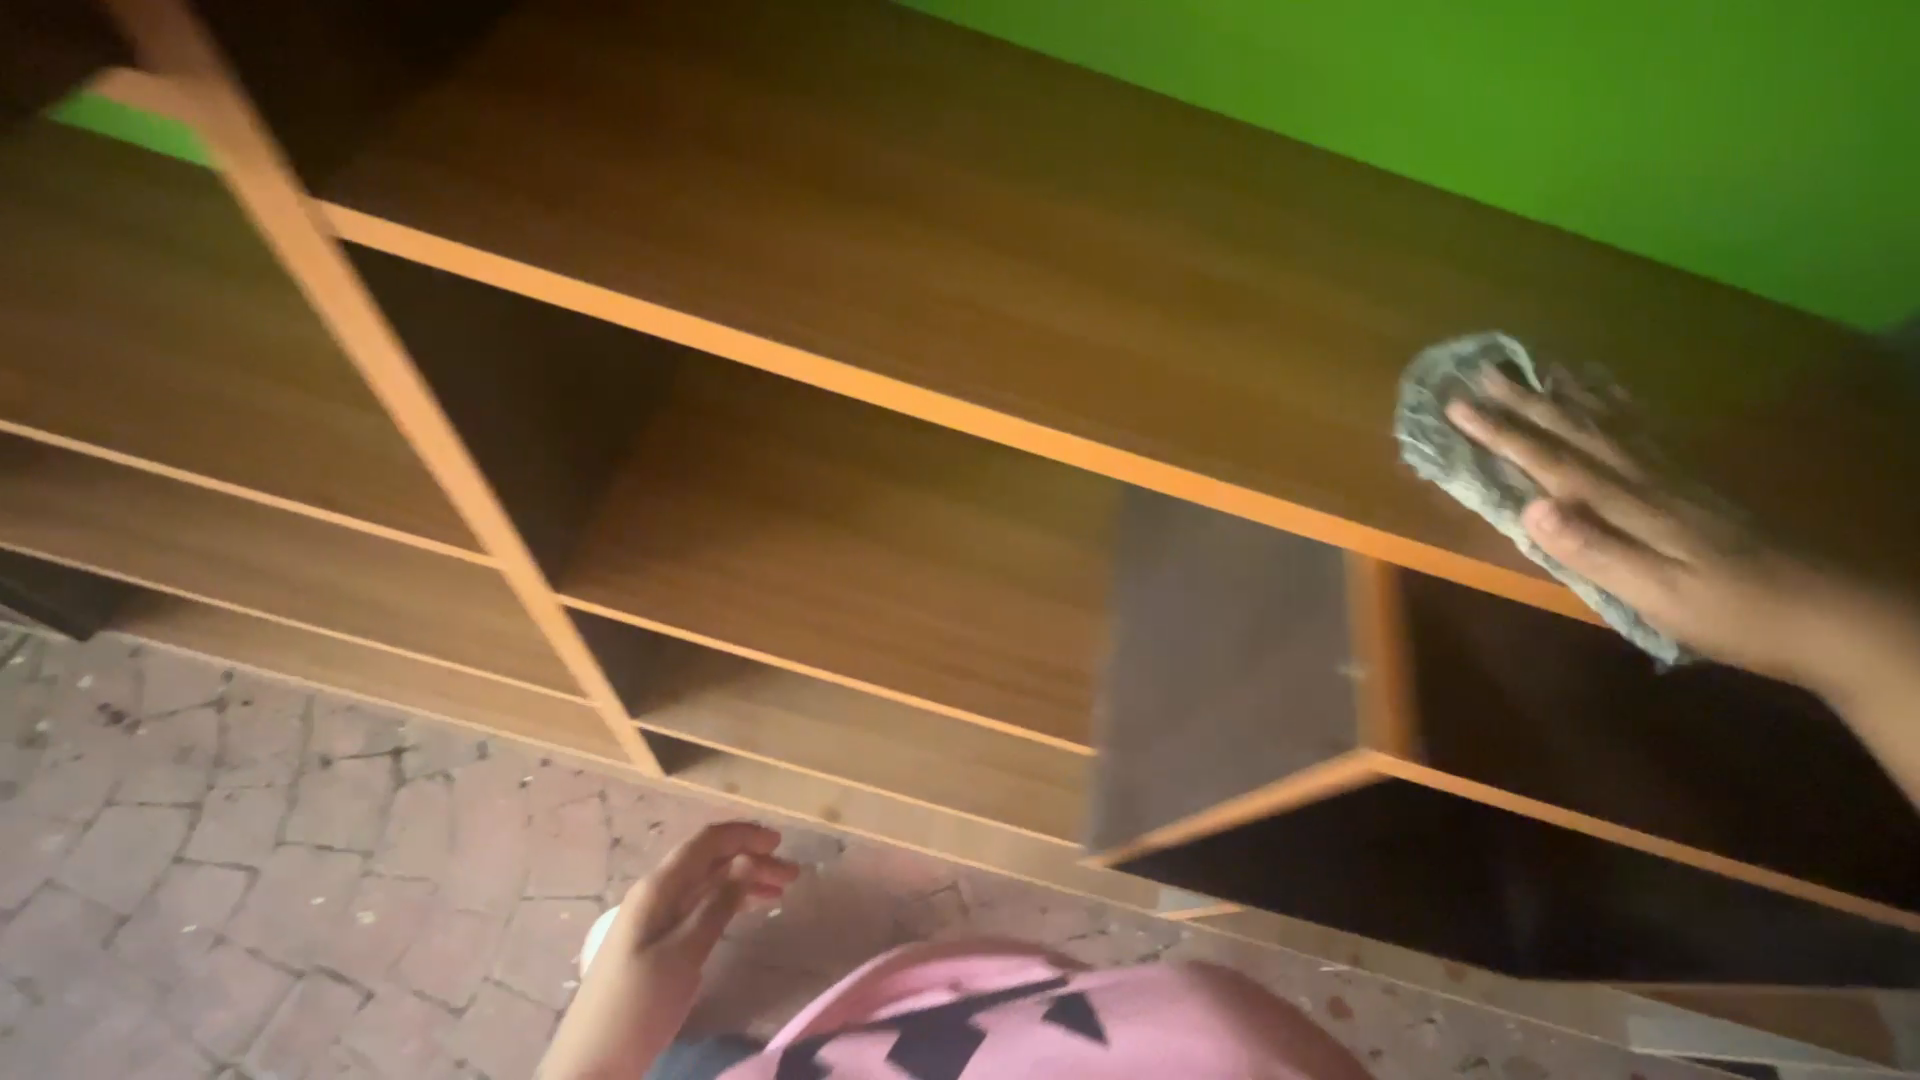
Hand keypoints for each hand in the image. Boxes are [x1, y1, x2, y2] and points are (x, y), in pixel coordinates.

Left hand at [606, 821, 798, 988]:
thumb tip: (748, 859)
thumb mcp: (683, 954)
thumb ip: (717, 904)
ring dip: (745, 880)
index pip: (705, 843)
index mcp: (658, 889)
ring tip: (782, 890)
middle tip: (793, 874)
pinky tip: (750, 908)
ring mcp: (657, 919)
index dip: (743, 835)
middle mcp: (657, 894)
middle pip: (710, 861)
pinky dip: (730, 902)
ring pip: (709, 884)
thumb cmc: (637, 1007)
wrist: (591, 1065)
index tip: (780, 843)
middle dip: (752, 859)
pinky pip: (702, 906)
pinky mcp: (661, 942)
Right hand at [1443, 371, 1892, 691]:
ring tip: (1538, 364)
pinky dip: (1618, 405)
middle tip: (1483, 371)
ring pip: (1610, 424)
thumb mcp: (1657, 595)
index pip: (1552, 463)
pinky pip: (1645, 431)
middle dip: (1525, 402)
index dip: (1502, 434)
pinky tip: (1607, 395)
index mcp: (1630, 507)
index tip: (1458, 406)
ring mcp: (1675, 479)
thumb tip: (1532, 506)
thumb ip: (1594, 551)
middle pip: (1577, 432)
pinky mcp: (1694, 486)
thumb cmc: (1733, 614)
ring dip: (1568, 394)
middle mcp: (1648, 480)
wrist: (1834, 616)